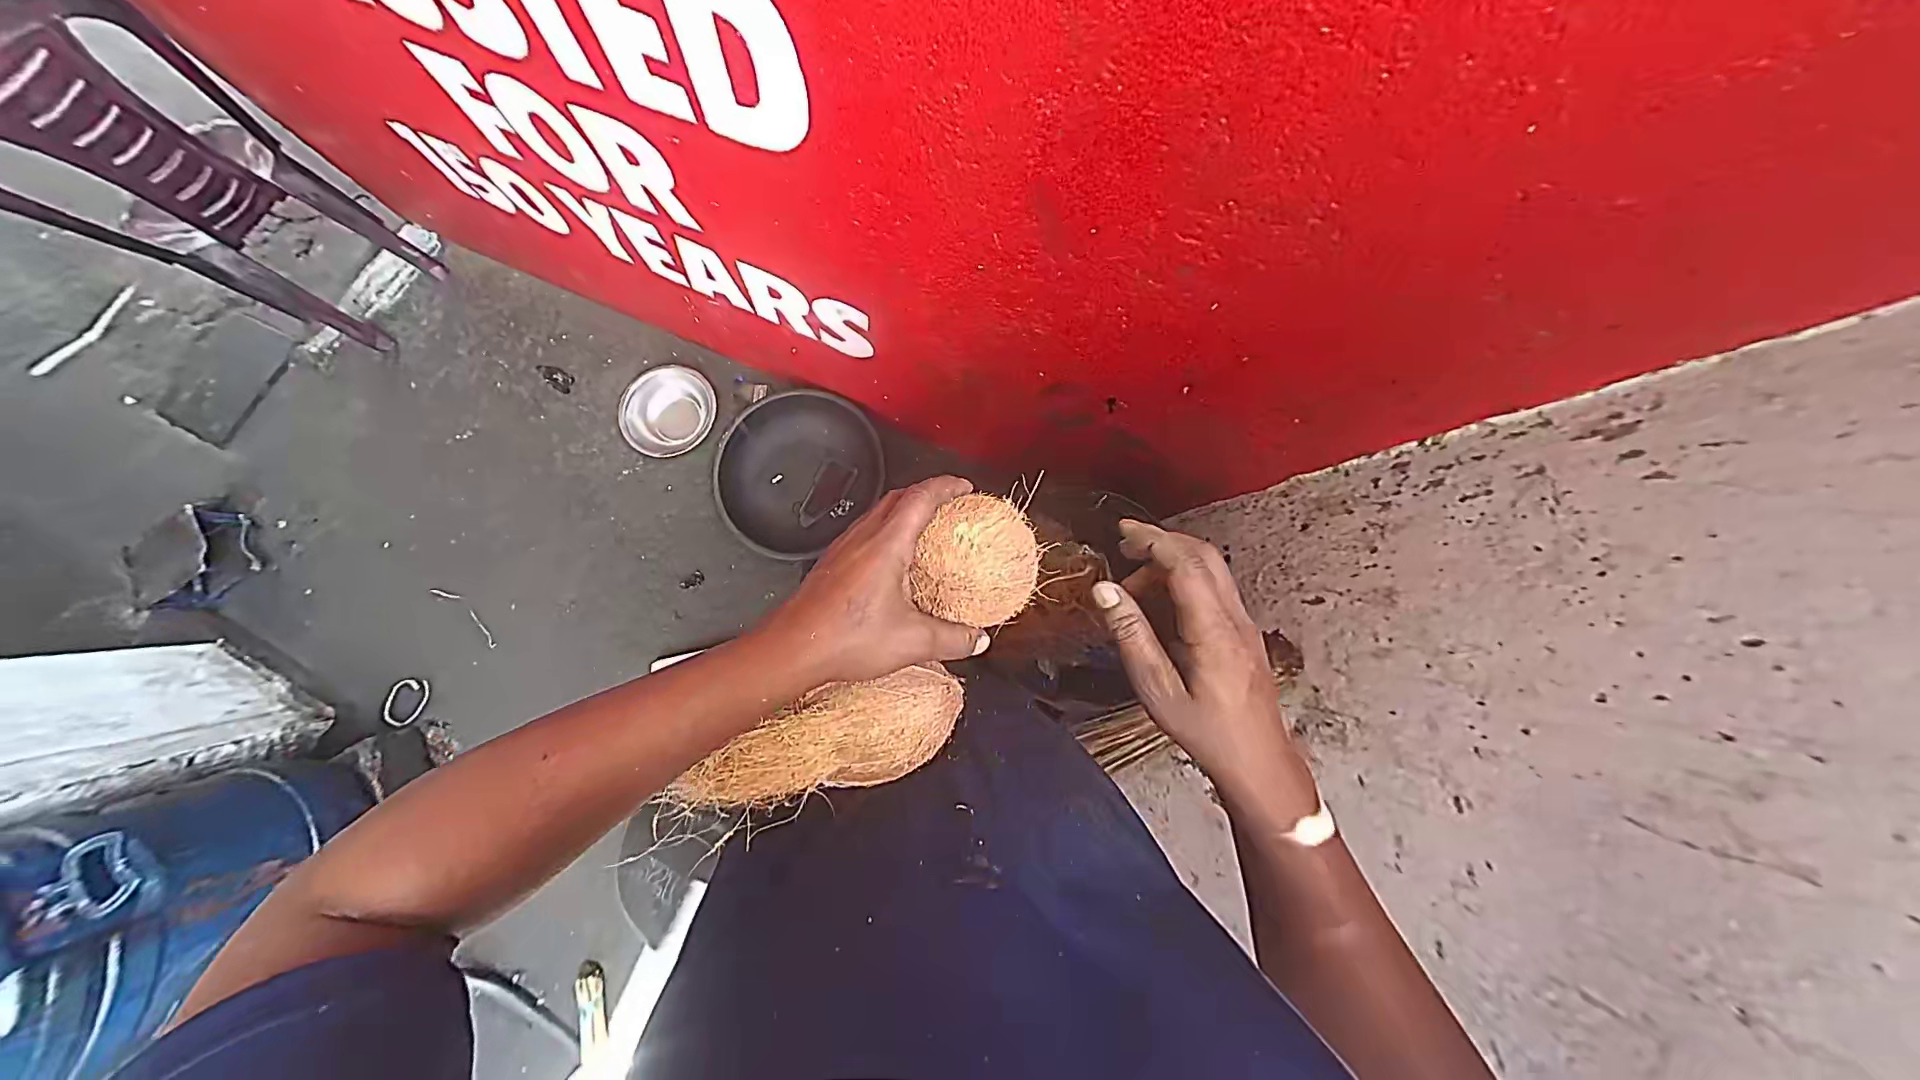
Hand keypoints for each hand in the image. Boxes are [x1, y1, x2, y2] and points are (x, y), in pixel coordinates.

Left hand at [757, 475, 989, 684]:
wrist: (793, 649)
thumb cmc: (840, 638)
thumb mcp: (912, 641)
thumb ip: (952, 640)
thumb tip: (976, 640)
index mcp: (886, 546)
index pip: (920, 498)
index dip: (946, 487)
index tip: (963, 487)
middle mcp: (862, 540)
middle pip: (898, 497)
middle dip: (927, 492)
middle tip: (948, 503)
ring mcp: (843, 550)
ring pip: (877, 513)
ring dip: (903, 510)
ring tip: (923, 528)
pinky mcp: (832, 564)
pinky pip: (863, 533)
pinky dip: (885, 532)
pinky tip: (891, 560)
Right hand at [1090, 521, 1316, 811]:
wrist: (1258, 758)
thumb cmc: (1207, 732)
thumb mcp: (1157, 689)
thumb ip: (1131, 635)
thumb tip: (1104, 592)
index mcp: (1214, 632)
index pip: (1186, 566)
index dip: (1153, 541)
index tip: (1124, 533)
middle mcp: (1234, 619)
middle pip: (1203, 556)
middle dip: (1161, 541)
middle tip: (1125, 542)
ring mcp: (1243, 623)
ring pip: (1209, 569)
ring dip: (1170, 563)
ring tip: (1133, 588)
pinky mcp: (1241, 630)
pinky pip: (1212, 588)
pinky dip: (1182, 581)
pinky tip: (1158, 603)